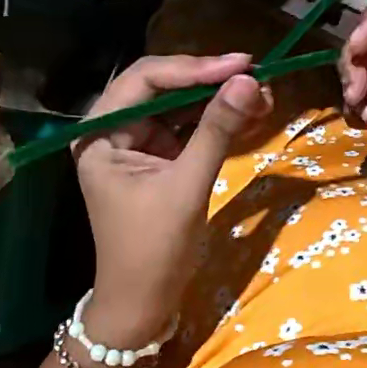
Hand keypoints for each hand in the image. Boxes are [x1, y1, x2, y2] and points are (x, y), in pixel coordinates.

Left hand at [74, 54, 272, 346]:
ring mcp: (138, 146)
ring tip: (264, 95)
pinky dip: (219, 124)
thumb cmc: (153, 248)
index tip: (243, 64)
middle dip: (212, 84)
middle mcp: (115, 130)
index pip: (146, 79)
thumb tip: (249, 82)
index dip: (196, 68)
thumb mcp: (187, 185)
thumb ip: (217, 131)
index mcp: (101, 132)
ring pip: (182, 108)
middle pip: (165, 89)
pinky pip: (190, 131)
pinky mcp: (160, 161)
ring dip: (221, 102)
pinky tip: (252, 116)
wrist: (144, 303)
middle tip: (259, 77)